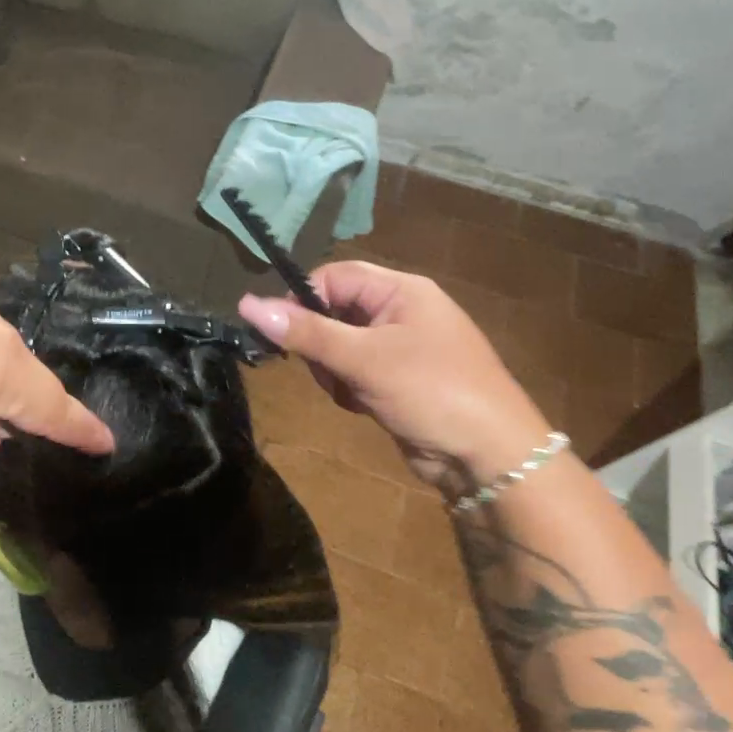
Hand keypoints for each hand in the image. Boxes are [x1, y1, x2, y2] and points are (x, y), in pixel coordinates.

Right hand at [237, 261, 550, 484]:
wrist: (486, 455)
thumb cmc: (432, 391)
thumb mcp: (364, 359)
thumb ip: (306, 333)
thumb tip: (246, 304)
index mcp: (402, 290)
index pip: (333, 276)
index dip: (302, 299)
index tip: (280, 332)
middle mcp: (399, 311)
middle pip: (331, 312)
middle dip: (319, 344)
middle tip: (326, 369)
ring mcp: (397, 348)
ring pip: (336, 347)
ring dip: (332, 372)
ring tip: (354, 393)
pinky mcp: (394, 380)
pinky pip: (351, 373)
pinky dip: (348, 390)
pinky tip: (364, 407)